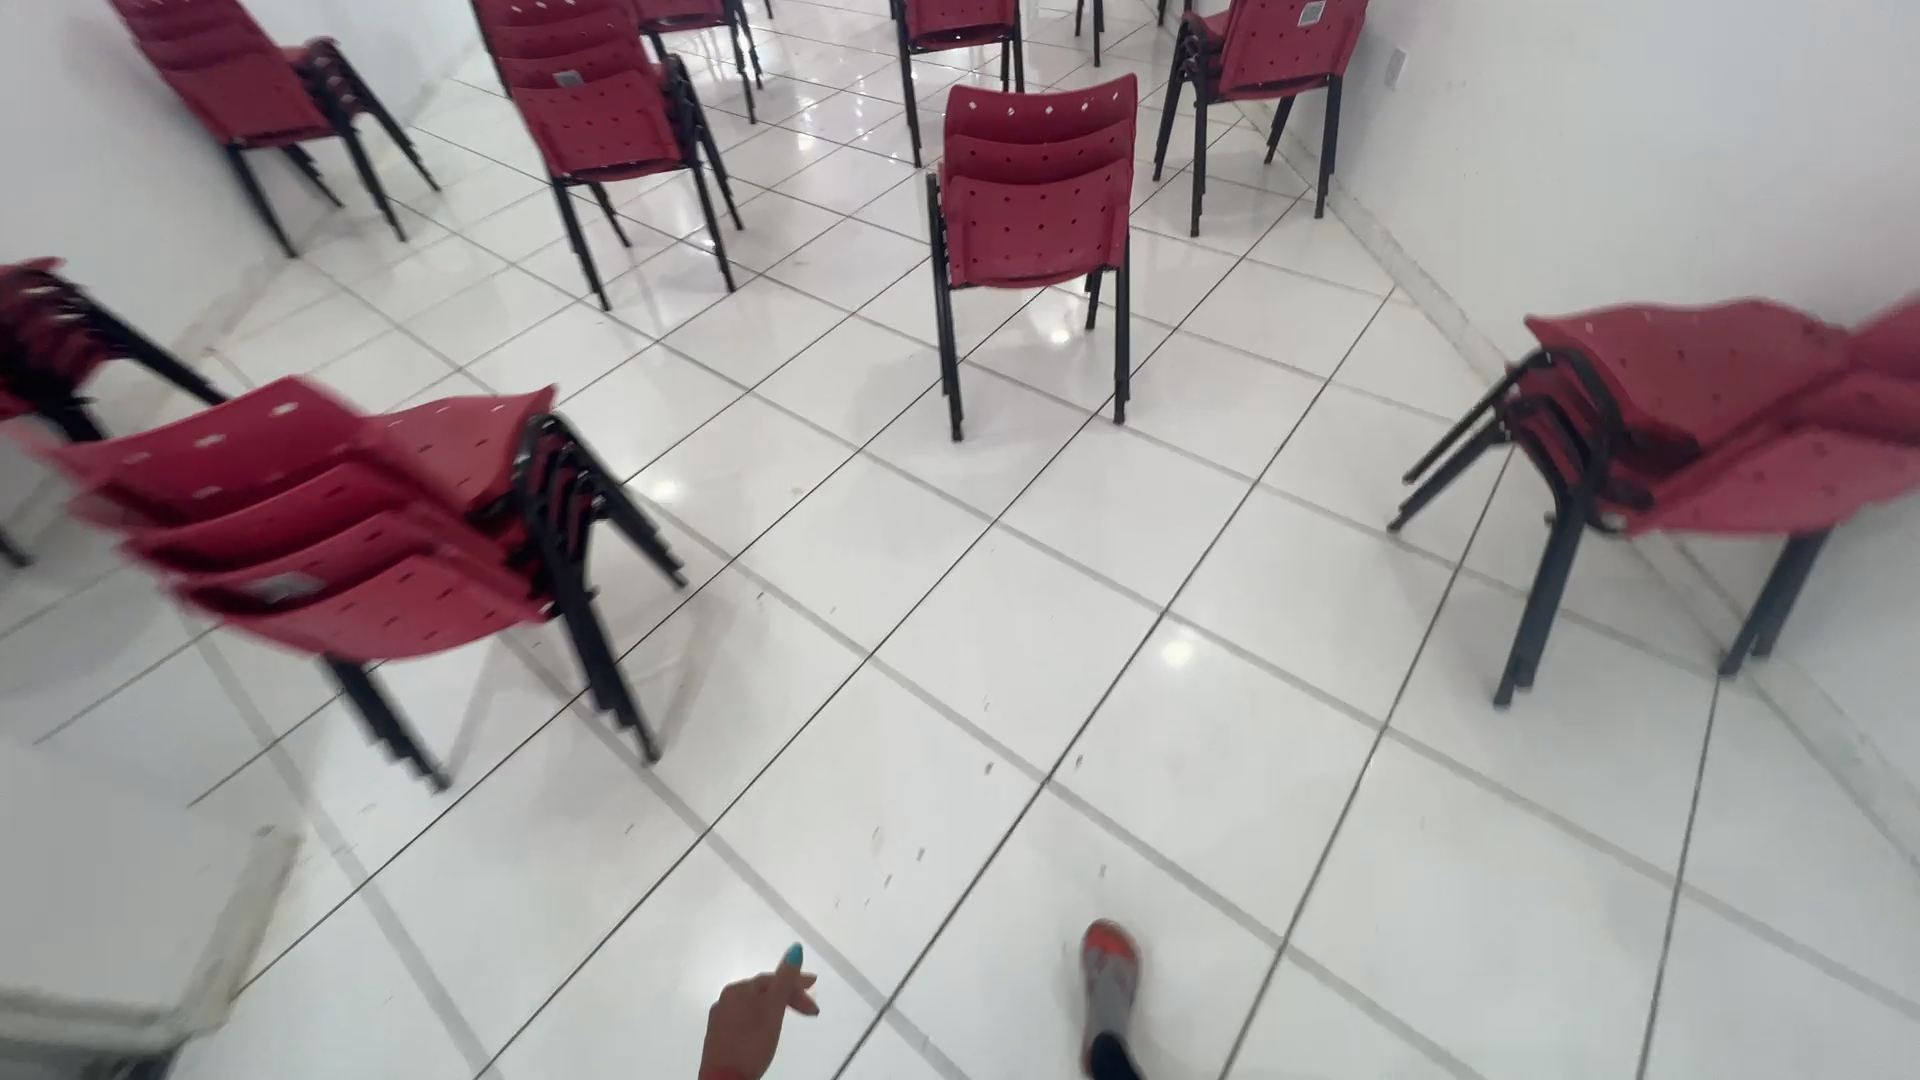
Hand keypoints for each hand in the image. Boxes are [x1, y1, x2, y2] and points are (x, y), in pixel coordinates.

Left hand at [700, 944, 819, 1079]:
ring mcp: (719, 1020)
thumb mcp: (773, 1008)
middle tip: (810, 1009)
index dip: (797, 984)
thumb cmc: (751, 1042)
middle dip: (787, 996)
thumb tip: (795, 948)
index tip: (816, 991)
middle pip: (763, 992)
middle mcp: (726, 999)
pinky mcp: (718, 1040)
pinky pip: (744, 1021)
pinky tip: (766, 1030)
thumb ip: (785, 978)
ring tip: (790, 1016)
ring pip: (754, 1006)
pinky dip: (760, 1021)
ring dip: (775, 1008)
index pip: (773, 979)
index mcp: (739, 989)